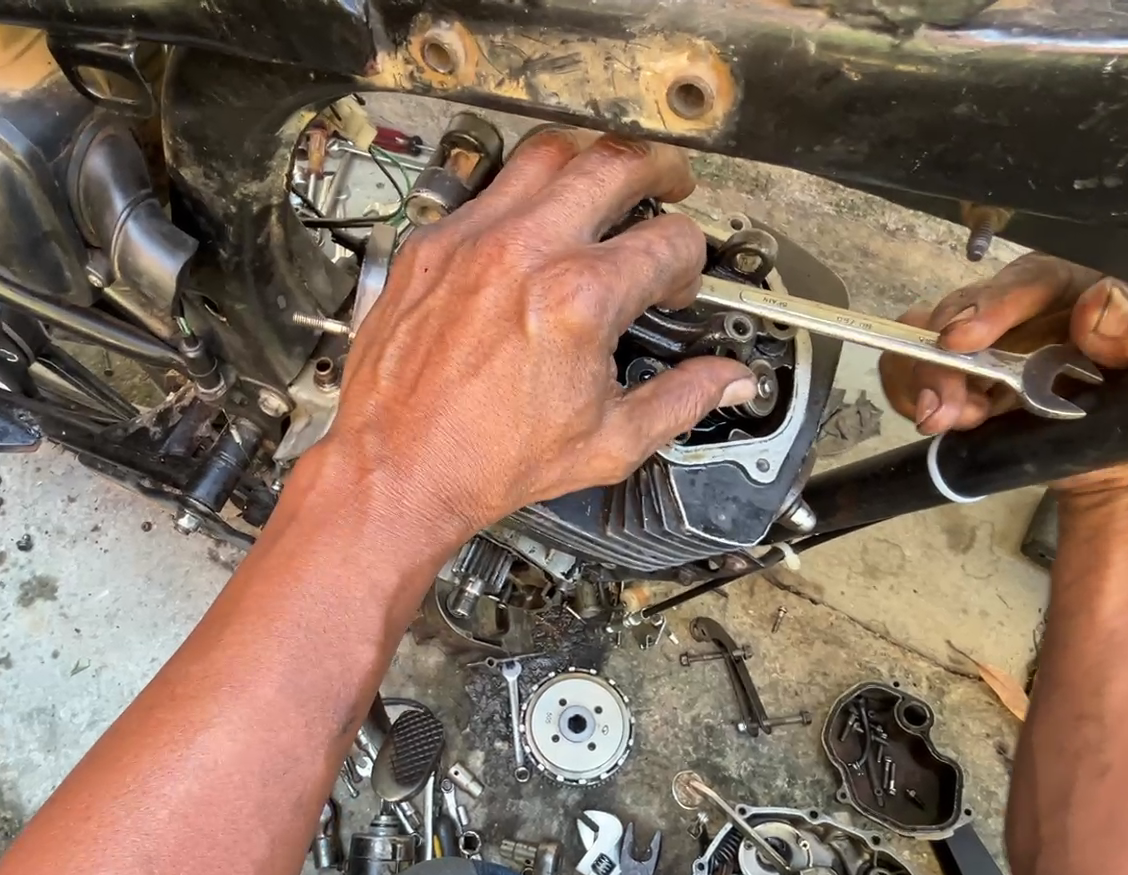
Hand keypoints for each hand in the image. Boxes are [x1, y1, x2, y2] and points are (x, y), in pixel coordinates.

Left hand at [313, 130, 756, 542]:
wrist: (399, 467)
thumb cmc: (486, 462)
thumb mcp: (605, 444)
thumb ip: (679, 401)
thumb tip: (727, 382)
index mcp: (578, 300)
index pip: (668, 242)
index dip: (690, 263)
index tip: (676, 285)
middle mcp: (524, 253)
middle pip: (616, 164)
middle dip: (659, 171)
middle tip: (670, 183)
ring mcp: (470, 242)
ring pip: (546, 154)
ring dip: (589, 160)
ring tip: (603, 181)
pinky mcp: (430, 248)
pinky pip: (486, 190)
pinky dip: (521, 194)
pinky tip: (530, 224)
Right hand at [878, 254, 1127, 490]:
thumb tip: (1099, 306)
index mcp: (1089, 286)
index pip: (1032, 279)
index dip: (993, 304)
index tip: (963, 338)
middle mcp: (1029, 311)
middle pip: (960, 311)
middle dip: (940, 360)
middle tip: (942, 408)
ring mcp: (990, 348)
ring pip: (925, 341)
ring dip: (922, 380)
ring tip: (943, 420)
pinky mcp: (965, 382)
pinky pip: (912, 373)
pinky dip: (910, 394)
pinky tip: (939, 420)